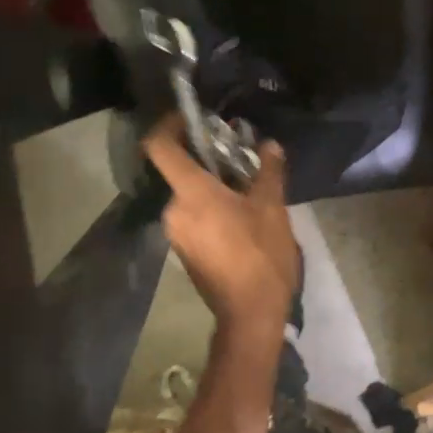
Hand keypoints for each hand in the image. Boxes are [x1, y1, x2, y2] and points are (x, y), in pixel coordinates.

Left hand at [143, 116, 299, 334]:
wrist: (250, 314)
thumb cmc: (261, 255)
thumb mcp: (272, 208)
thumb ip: (268, 171)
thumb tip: (270, 146)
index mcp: (191, 193)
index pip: (160, 147)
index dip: (168, 125)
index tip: (190, 118)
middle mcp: (173, 210)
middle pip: (178, 172)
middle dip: (205, 160)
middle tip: (237, 157)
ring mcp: (176, 235)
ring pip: (187, 197)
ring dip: (210, 187)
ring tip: (245, 188)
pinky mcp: (185, 253)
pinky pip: (192, 218)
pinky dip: (209, 209)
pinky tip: (239, 217)